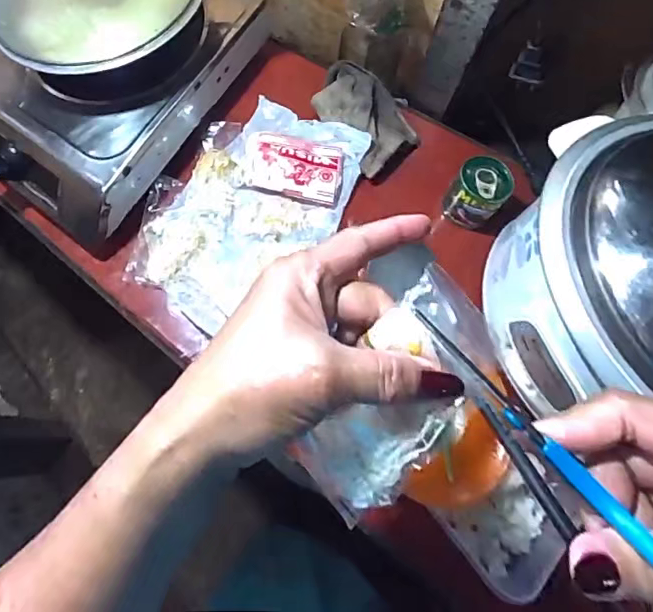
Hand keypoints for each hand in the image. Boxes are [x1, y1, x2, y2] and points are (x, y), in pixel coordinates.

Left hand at [147, 214, 464, 468]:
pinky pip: (347, 354)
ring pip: (359, 330)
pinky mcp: (298, 357)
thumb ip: (388, 374)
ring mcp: (298, 325)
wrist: (205, 428)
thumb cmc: (259, 383)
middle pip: (366, 299)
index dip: (392, 234)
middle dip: (397, 328)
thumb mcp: (327, 375)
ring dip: (386, 356)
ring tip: (412, 393)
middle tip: (426, 373)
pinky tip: (389, 399)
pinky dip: (370, 371)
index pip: (356, 245)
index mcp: (301, 275)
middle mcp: (301, 291)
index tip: (428, 224)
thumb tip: (447, 380)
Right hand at [537, 391, 652, 610]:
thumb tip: (577, 559)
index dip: (576, 424)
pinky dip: (631, 539)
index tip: (532, 447)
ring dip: (613, 520)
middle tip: (593, 535)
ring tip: (629, 565)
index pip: (630, 414)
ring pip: (625, 483)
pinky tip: (643, 568)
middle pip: (620, 448)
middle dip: (597, 488)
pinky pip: (643, 514)